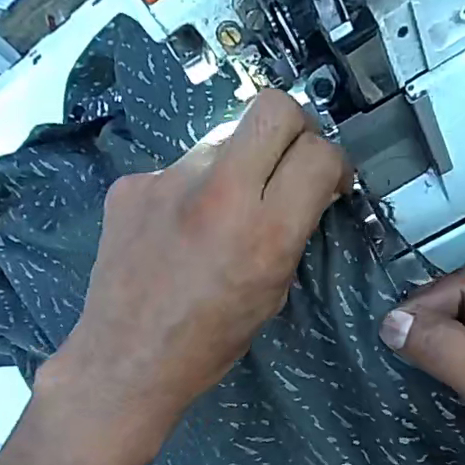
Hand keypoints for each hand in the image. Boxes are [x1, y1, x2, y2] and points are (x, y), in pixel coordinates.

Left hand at [40, 91, 350, 464]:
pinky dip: (196, 188)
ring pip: (226, 138)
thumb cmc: (214, 338)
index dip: (336, 163)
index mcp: (265, 231)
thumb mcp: (274, 289)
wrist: (129, 356)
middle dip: (298, 128)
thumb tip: (301, 191)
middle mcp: (220, 191)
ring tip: (228, 209)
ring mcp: (169, 179)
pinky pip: (182, 167)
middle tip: (293, 160)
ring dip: (243, 163)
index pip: (319, 154)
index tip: (330, 181)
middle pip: (275, 108)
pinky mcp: (133, 182)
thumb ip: (290, 231)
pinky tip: (184, 227)